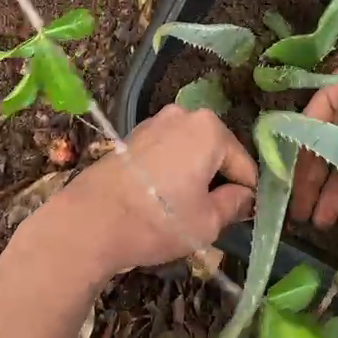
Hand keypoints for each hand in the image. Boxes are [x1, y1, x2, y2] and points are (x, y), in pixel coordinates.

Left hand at [31, 104, 257, 277]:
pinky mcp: (136, 133)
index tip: (237, 219)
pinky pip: (168, 150)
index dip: (245, 196)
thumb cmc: (159, 220)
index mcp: (210, 130)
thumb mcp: (207, 222)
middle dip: (218, 181)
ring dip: (194, 175)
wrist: (92, 220)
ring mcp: (157, 121)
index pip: (244, 166)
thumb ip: (234, 205)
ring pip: (192, 151)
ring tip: (181, 210)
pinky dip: (172, 169)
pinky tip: (159, 198)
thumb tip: (244, 197)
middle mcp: (186, 115)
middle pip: (217, 152)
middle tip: (208, 217)